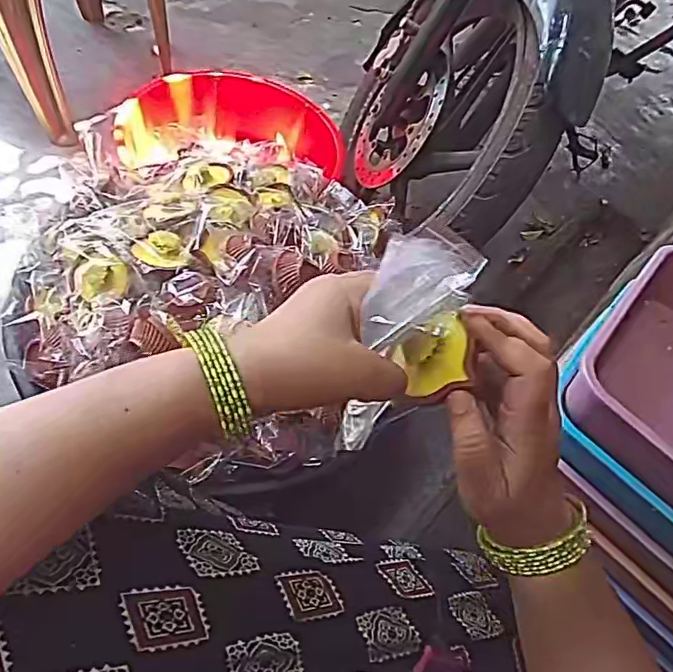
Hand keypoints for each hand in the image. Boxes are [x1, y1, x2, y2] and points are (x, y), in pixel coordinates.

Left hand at [228, 272, 407, 414]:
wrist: (241, 382)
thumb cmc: (304, 366)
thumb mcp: (362, 373)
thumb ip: (395, 376)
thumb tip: (403, 382)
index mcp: (344, 287)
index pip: (396, 286)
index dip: (418, 311)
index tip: (431, 340)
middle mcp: (327, 294)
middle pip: (377, 311)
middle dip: (394, 338)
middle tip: (411, 363)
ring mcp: (310, 316)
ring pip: (357, 332)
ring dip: (371, 355)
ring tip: (383, 378)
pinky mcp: (298, 338)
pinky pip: (337, 346)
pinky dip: (349, 363)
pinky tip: (353, 385)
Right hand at [446, 307, 572, 549]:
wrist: (531, 528)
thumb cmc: (505, 506)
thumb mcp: (477, 474)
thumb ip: (466, 429)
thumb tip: (454, 388)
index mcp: (532, 419)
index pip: (530, 365)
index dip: (501, 339)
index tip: (467, 325)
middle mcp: (539, 404)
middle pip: (538, 348)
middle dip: (506, 323)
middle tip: (467, 312)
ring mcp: (533, 405)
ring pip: (528, 355)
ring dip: (500, 333)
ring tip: (464, 324)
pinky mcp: (521, 409)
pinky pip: (511, 371)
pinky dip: (491, 354)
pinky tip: (465, 354)